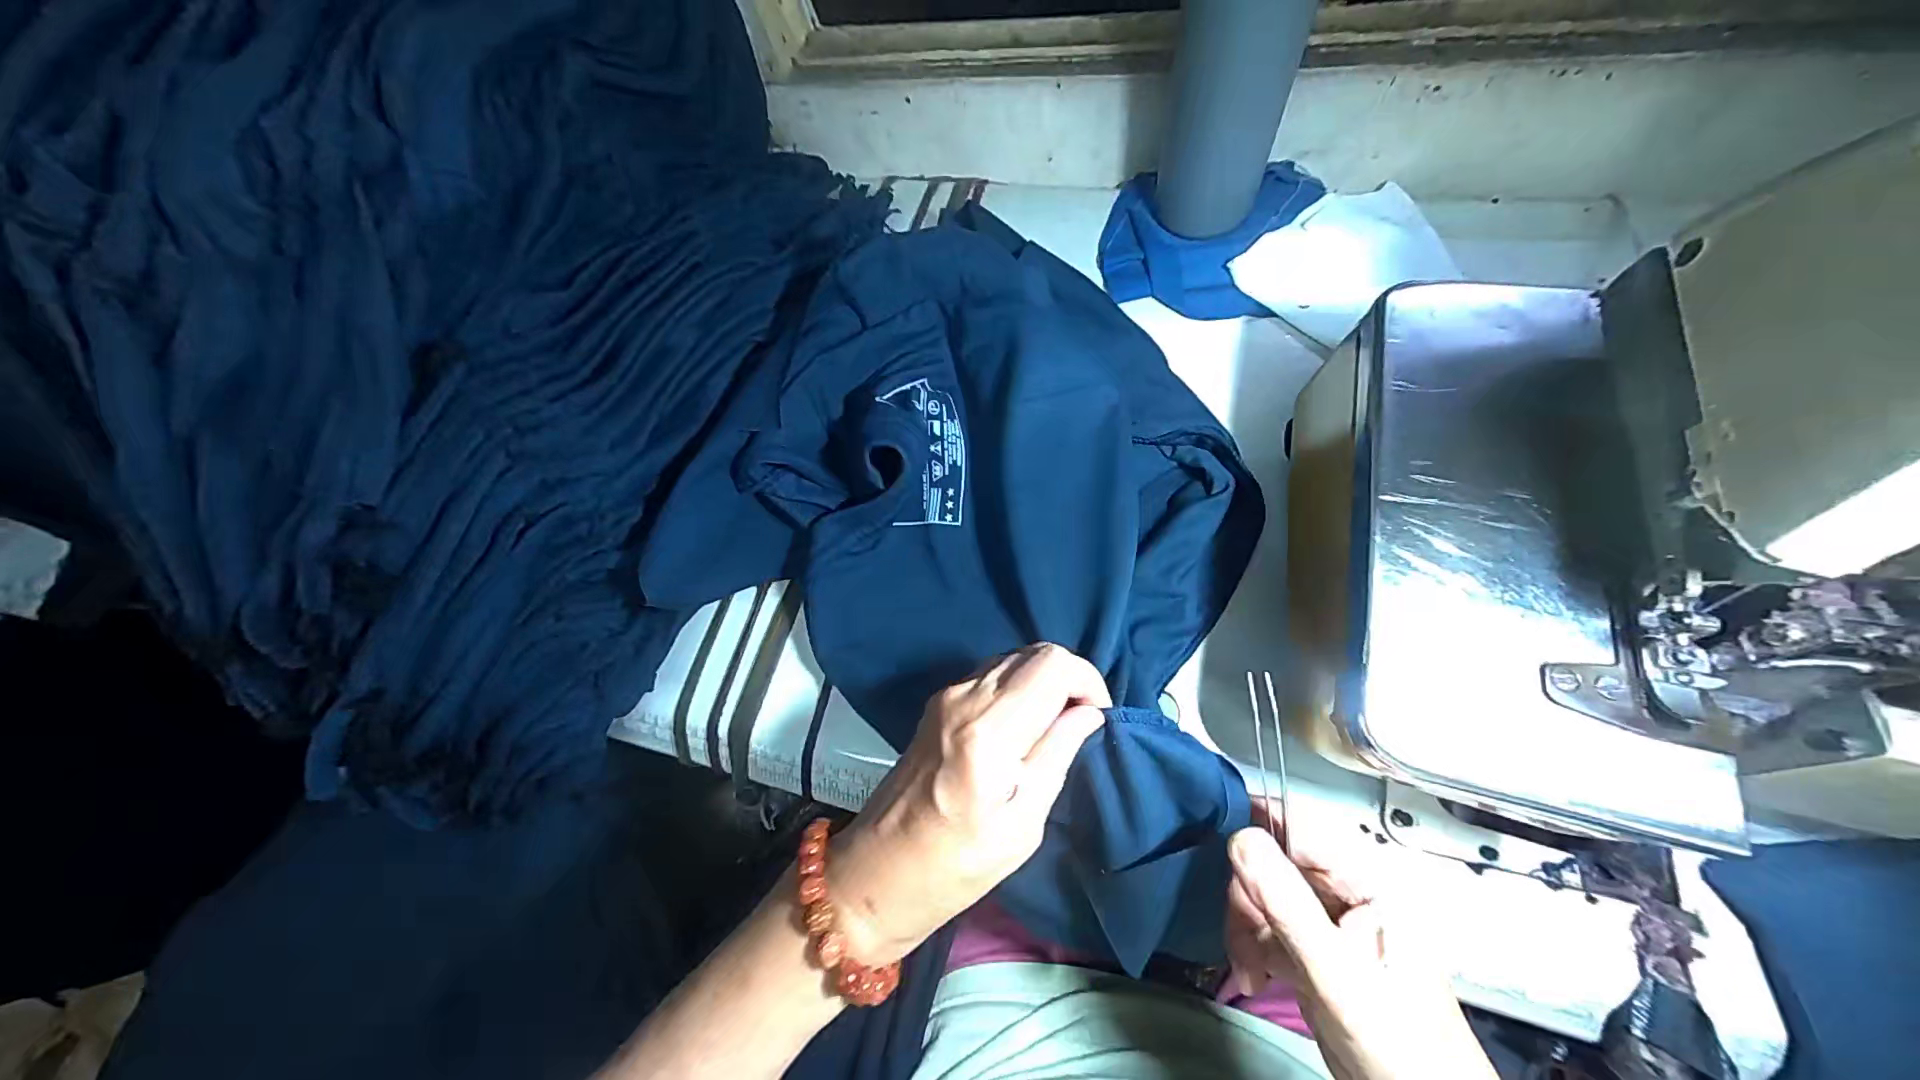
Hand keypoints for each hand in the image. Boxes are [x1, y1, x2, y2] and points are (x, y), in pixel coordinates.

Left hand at [828, 643, 1109, 964]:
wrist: (880, 868)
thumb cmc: (956, 864)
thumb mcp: (1023, 823)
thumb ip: (1057, 754)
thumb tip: (1089, 714)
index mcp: (988, 730)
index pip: (1053, 665)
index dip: (1088, 682)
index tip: (1097, 718)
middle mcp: (964, 698)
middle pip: (1035, 653)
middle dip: (1069, 680)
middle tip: (1079, 723)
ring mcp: (947, 696)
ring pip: (1013, 659)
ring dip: (1043, 682)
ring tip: (1053, 729)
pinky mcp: (937, 703)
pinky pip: (991, 675)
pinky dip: (1018, 688)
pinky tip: (1022, 728)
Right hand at [1224, 810, 1498, 1079]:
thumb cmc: (1405, 1052)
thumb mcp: (1336, 972)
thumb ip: (1287, 903)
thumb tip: (1244, 839)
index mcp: (1369, 883)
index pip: (1300, 823)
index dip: (1256, 827)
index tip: (1220, 846)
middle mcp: (1348, 893)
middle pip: (1274, 858)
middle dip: (1247, 893)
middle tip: (1243, 929)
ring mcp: (1329, 922)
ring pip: (1263, 892)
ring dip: (1245, 925)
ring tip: (1248, 965)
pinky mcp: (1312, 949)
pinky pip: (1266, 924)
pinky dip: (1251, 946)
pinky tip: (1255, 974)